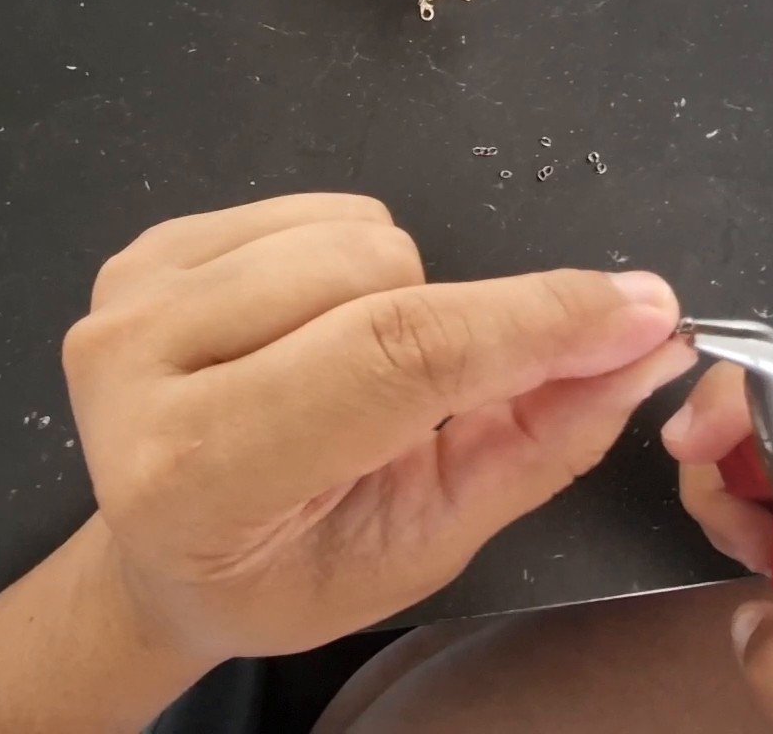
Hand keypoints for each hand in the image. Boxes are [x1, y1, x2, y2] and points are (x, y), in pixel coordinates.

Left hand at [64, 193, 696, 662]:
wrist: (162, 542)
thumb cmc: (285, 566)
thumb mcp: (420, 539)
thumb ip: (538, 440)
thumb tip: (638, 346)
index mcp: (201, 468)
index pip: (396, 358)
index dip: (533, 323)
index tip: (637, 308)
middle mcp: (142, 359)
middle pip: (377, 274)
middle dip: (448, 325)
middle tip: (414, 399)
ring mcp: (134, 291)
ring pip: (350, 229)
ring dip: (389, 293)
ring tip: (347, 366)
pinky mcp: (146, 246)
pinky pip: (309, 206)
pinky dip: (344, 259)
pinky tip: (306, 326)